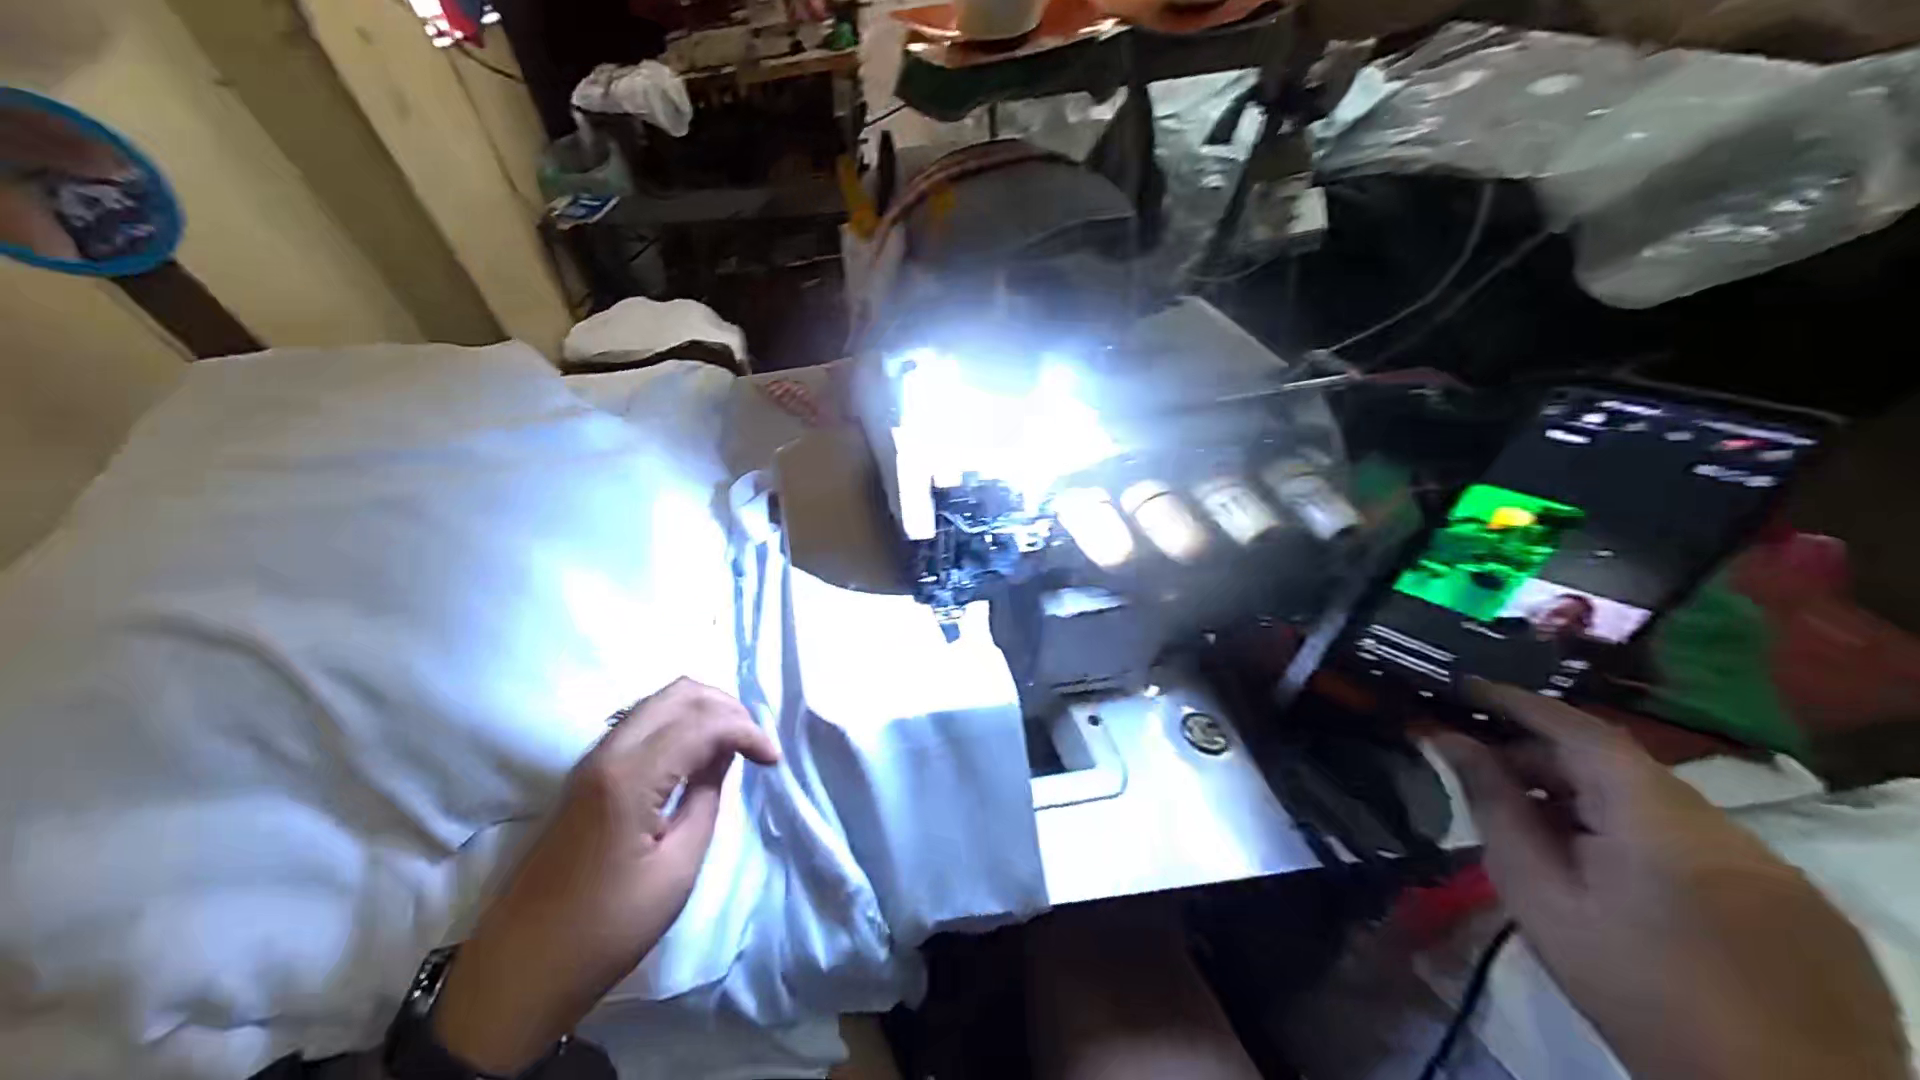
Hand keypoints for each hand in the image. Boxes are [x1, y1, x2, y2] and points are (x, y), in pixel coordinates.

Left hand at [432, 678, 778, 1074]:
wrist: (521, 970)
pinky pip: (643, 721)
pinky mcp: (588, 774)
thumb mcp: (677, 869)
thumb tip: (724, 756)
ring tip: (733, 746)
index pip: (703, 722)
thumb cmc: (607, 928)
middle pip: (680, 692)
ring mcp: (592, 759)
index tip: (773, 761)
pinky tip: (696, 754)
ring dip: (703, 711)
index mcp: (630, 777)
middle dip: (727, 708)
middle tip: (754, 744)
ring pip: (659, 700)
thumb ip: (706, 798)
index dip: (747, 732)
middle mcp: (608, 752)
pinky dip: (680, 722)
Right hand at [1437, 681, 1906, 1079]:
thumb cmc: (1632, 989)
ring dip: (1595, 801)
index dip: (1519, 701)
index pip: (1581, 730)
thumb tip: (1449, 740)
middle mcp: (1727, 827)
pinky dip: (1643, 836)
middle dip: (1547, 761)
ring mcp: (1776, 866)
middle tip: (1488, 775)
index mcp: (1659, 820)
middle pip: (1621, 766)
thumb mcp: (1538, 895)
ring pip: (1662, 805)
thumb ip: (1494, 808)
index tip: (1465, 686)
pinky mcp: (1805, 904)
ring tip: (1544, 832)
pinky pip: (1704, 843)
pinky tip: (1618, 880)